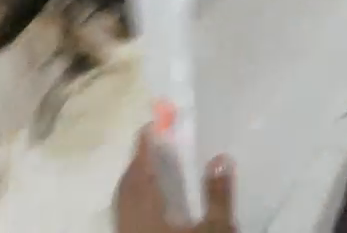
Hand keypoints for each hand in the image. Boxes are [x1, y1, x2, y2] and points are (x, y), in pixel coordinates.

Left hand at [114, 127, 234, 232]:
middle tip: (157, 143)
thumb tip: (220, 157)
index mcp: (146, 213)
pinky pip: (128, 217)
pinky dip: (139, 201)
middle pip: (128, 186)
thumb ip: (217, 194)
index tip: (152, 124)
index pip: (141, 171)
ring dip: (137, 182)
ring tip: (157, 168)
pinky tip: (157, 202)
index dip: (145, 146)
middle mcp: (129, 224)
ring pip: (125, 203)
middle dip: (140, 162)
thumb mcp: (214, 228)